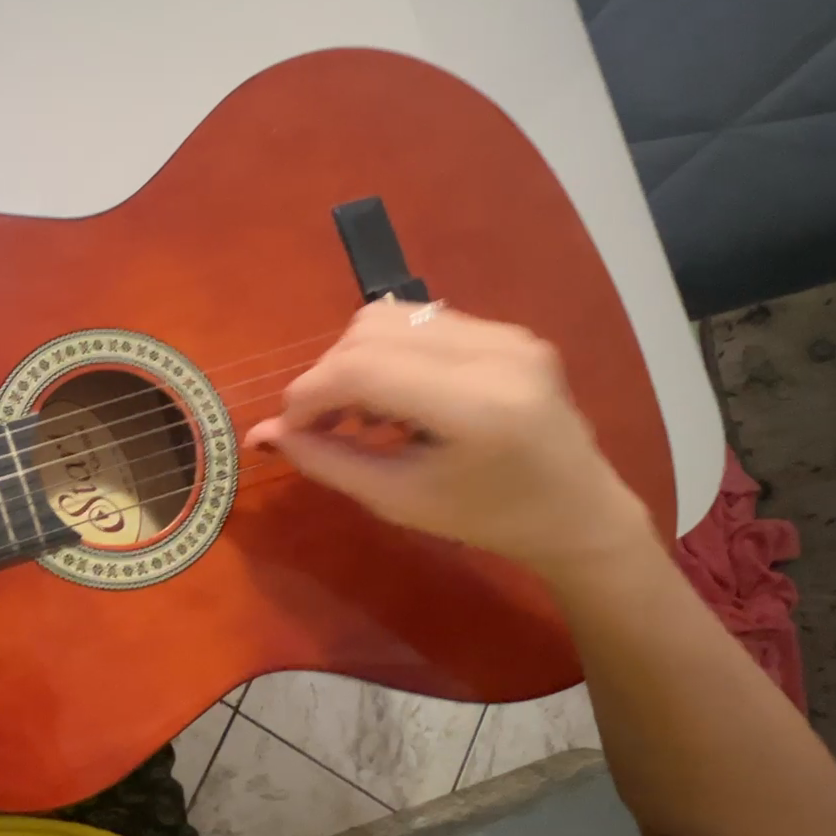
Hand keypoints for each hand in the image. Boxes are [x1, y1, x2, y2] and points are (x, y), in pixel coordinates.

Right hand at [244, 301, 653, 576]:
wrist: (576, 510)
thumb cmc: (484, 518)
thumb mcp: (395, 500)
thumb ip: (323, 460)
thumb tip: (258, 434)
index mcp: (477, 407)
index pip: (362, 370)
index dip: (309, 394)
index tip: (292, 431)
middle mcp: (495, 353)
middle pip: (368, 333)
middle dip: (325, 377)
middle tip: (323, 425)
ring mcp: (505, 333)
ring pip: (386, 317)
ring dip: (351, 360)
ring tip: (360, 410)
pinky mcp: (505, 328)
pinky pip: (415, 321)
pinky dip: (383, 352)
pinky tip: (394, 394)